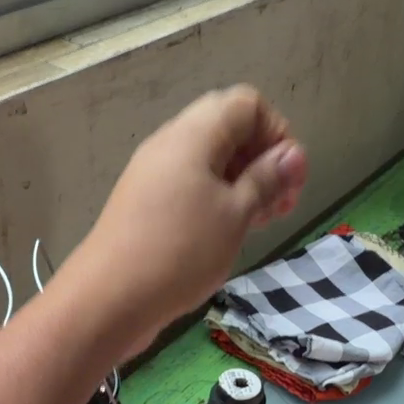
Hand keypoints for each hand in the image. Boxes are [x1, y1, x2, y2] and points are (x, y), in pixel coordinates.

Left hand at [57, 86, 307, 358]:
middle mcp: (170, 145)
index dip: (277, 134)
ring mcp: (153, 177)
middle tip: (281, 206)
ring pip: (208, 164)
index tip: (289, 179)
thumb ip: (266, 180)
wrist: (109, 300)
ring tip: (260, 224)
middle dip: (262, 161)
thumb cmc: (180, 252)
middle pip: (228, 131)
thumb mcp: (235, 215)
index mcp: (194, 135)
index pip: (247, 104)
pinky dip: (216, 203)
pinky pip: (189, 189)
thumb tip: (293, 154)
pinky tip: (227, 235)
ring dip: (241, 186)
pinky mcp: (145, 208)